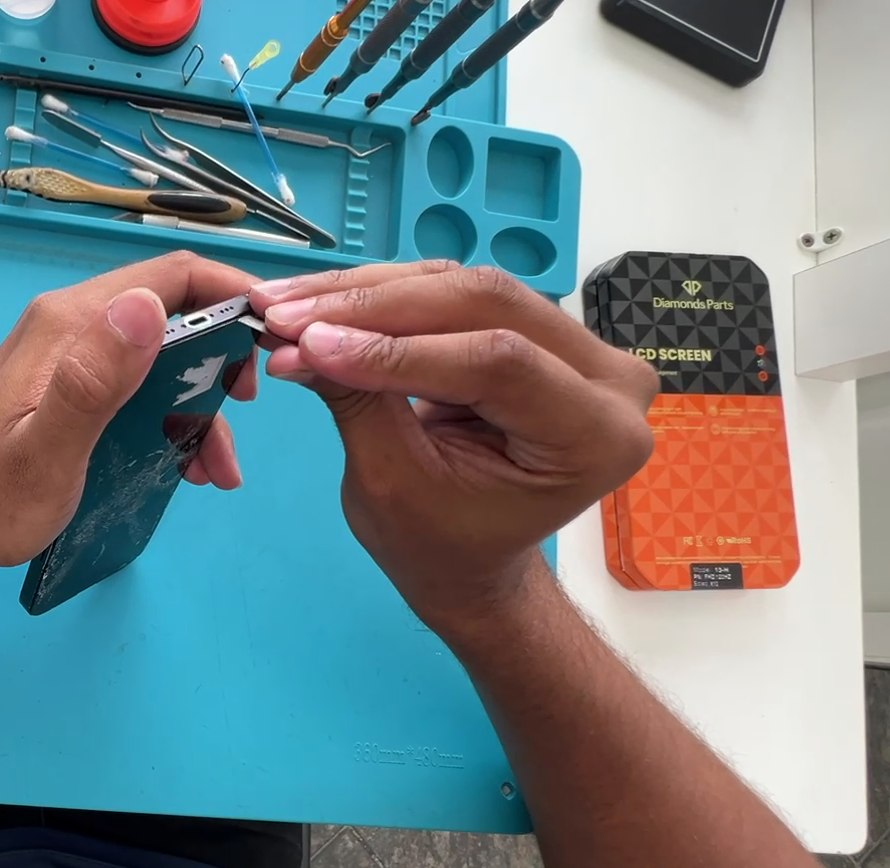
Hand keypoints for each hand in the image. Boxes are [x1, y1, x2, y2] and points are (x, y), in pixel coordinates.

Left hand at [0, 251, 258, 566]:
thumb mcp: (46, 453)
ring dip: (200, 400)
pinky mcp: (75, 382)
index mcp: (68, 324)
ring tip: (218, 464)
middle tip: (243, 407)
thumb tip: (147, 308)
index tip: (275, 337)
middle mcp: (72, 323)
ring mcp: (73, 353)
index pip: (169, 276)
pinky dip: (172, 416)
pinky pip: (140, 381)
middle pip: (173, 310)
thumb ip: (91, 383)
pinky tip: (189, 465)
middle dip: (222, 355)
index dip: (232, 294)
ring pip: (162, 352)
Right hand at [248, 262, 656, 631]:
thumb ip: (356, 404)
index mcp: (593, 436)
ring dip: (363, 291)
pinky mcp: (535, 331)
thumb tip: (293, 344)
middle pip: (483, 303)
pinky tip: (319, 302)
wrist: (466, 558)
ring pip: (461, 287)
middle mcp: (606, 375)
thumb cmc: (434, 542)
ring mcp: (578, 346)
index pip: (494, 362)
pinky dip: (378, 296)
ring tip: (286, 303)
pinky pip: (452, 296)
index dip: (392, 349)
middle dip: (369, 305)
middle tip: (282, 312)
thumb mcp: (388, 482)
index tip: (304, 345)